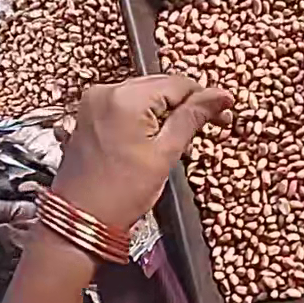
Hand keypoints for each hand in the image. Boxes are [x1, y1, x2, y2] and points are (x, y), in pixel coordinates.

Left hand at [51, 74, 232, 229]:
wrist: (79, 219)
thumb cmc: (122, 192)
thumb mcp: (165, 154)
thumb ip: (192, 118)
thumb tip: (221, 96)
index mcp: (127, 98)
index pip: (178, 84)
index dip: (205, 98)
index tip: (224, 113)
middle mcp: (106, 90)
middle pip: (160, 85)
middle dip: (185, 103)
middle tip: (210, 124)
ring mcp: (93, 101)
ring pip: (143, 94)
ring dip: (165, 109)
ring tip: (181, 135)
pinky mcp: (88, 114)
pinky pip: (125, 104)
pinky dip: (143, 115)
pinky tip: (155, 136)